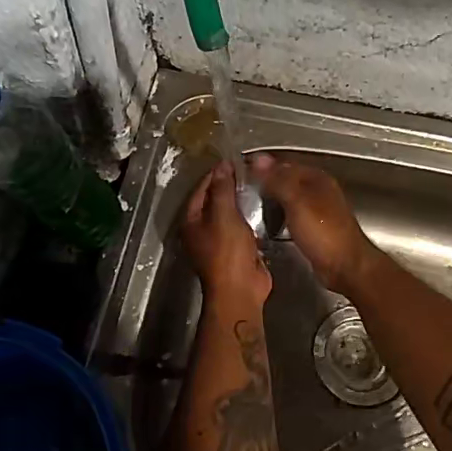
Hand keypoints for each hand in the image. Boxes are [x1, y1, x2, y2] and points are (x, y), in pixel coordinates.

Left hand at [181, 160, 270, 303]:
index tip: (231, 161)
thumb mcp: (224, 215)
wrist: (240, 289)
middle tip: (246, 171)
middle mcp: (200, 231)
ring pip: (227, 216)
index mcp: (190, 221)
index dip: (214, 175)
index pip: (200, 190)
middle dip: (227, 187)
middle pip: (212, 202)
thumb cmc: (227, 251)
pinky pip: (239, 229)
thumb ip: (222, 190)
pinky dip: (248, 219)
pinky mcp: (234, 251)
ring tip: (255, 185)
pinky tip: (260, 208)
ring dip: (239, 203)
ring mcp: (217, 242)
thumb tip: (221, 166)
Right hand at [250, 153, 385, 294]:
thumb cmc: (324, 234)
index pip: (283, 163)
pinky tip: (267, 223)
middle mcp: (318, 190)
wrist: (346, 267)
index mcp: (316, 178)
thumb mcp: (296, 202)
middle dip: (264, 183)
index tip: (239, 173)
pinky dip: (278, 216)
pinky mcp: (314, 227)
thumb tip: (259, 160)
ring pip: (287, 197)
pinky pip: (290, 214)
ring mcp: (317, 209)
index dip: (261, 166)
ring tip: (249, 206)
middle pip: (285, 179)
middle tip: (240, 191)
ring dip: (270, 200)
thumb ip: (278, 180)